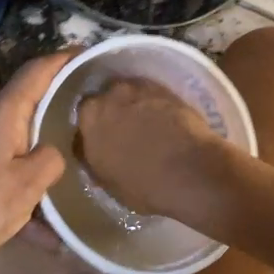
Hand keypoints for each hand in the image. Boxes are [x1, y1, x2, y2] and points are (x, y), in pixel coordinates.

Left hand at [0, 53, 69, 267]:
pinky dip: (21, 187)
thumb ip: (48, 162)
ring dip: (40, 158)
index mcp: (3, 112)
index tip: (89, 55)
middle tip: (91, 118)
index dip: (64, 60)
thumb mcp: (23, 188)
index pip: (37, 71)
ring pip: (16, 141)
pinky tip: (40, 232)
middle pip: (28, 103)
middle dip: (58, 109)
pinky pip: (1, 167)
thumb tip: (53, 152)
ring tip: (71, 179)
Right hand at [74, 77, 233, 217]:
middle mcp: (108, 96)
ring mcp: (137, 88)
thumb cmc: (144, 186)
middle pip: (104, 100)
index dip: (93, 130)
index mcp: (88, 119)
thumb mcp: (106, 180)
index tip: (102, 140)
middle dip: (111, 112)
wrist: (191, 172)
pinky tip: (164, 118)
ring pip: (128, 93)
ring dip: (133, 104)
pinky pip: (151, 92)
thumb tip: (91, 149)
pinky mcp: (164, 87)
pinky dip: (154, 102)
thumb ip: (93, 157)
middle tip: (124, 131)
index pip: (82, 119)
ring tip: (147, 124)